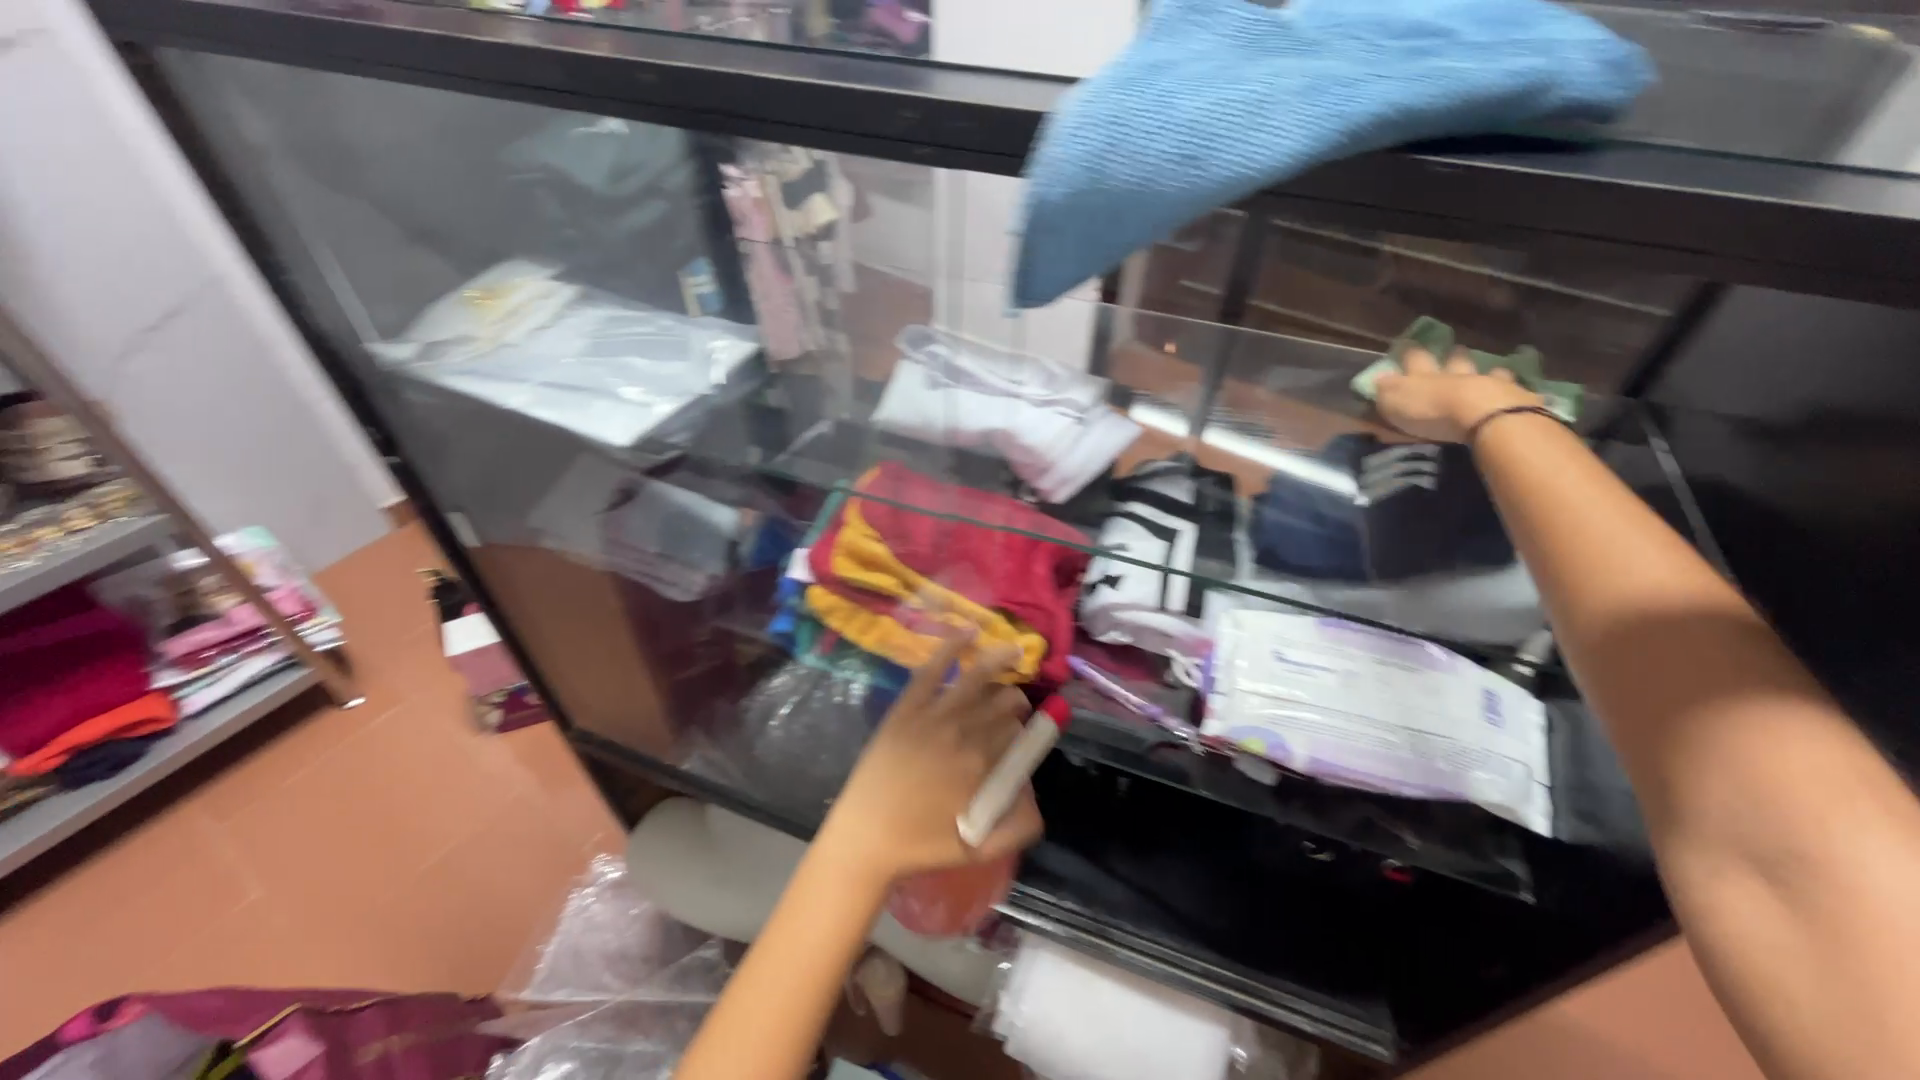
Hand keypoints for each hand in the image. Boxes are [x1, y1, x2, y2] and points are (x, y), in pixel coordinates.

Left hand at [814, 632, 1043, 883]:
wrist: (867, 835)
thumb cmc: (922, 844)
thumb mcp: (982, 848)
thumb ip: (1021, 825)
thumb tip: (1036, 794)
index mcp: (983, 764)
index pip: (1017, 734)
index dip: (1024, 732)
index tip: (1020, 739)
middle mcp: (963, 733)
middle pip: (1002, 705)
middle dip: (1015, 702)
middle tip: (1013, 710)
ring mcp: (932, 716)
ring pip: (977, 678)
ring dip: (1001, 660)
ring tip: (1015, 651)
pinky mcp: (906, 708)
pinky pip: (932, 669)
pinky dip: (952, 646)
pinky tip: (969, 631)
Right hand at [1374, 346, 1541, 442]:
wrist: (1482, 415)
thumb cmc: (1432, 410)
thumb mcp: (1395, 401)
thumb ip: (1386, 390)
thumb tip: (1378, 378)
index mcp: (1424, 376)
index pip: (1414, 359)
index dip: (1410, 352)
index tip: (1408, 342)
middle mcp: (1454, 375)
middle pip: (1453, 361)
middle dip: (1452, 355)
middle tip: (1455, 348)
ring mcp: (1486, 383)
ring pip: (1484, 372)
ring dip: (1485, 370)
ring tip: (1491, 368)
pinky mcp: (1511, 397)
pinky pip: (1511, 388)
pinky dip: (1511, 386)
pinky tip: (1516, 387)